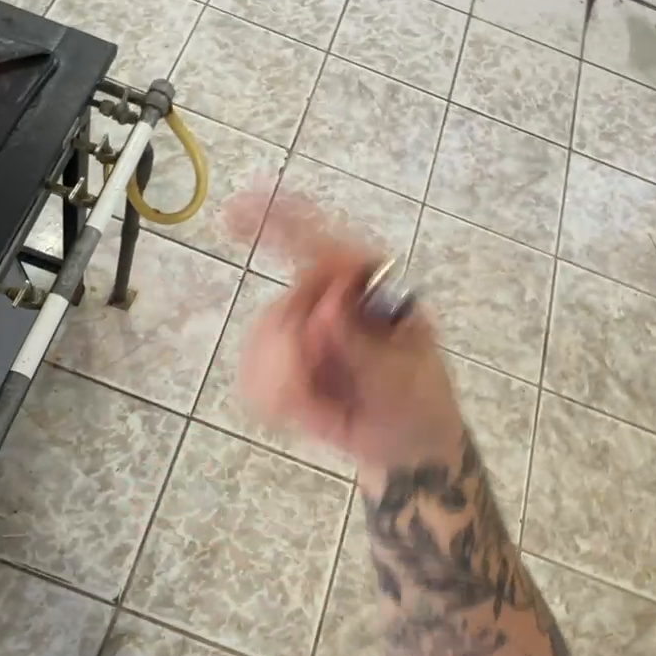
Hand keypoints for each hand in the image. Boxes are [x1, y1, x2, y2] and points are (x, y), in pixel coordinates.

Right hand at [226, 191, 461, 480]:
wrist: (407, 443)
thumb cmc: (419, 403)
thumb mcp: (406, 379)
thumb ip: (365, 346)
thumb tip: (326, 309)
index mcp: (369, 285)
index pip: (323, 244)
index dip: (279, 222)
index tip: (236, 211)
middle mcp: (330, 295)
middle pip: (285, 307)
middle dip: (294, 357)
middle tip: (318, 393)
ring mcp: (304, 324)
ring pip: (264, 339)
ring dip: (286, 380)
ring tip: (324, 406)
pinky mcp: (283, 355)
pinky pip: (254, 368)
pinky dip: (273, 394)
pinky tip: (302, 409)